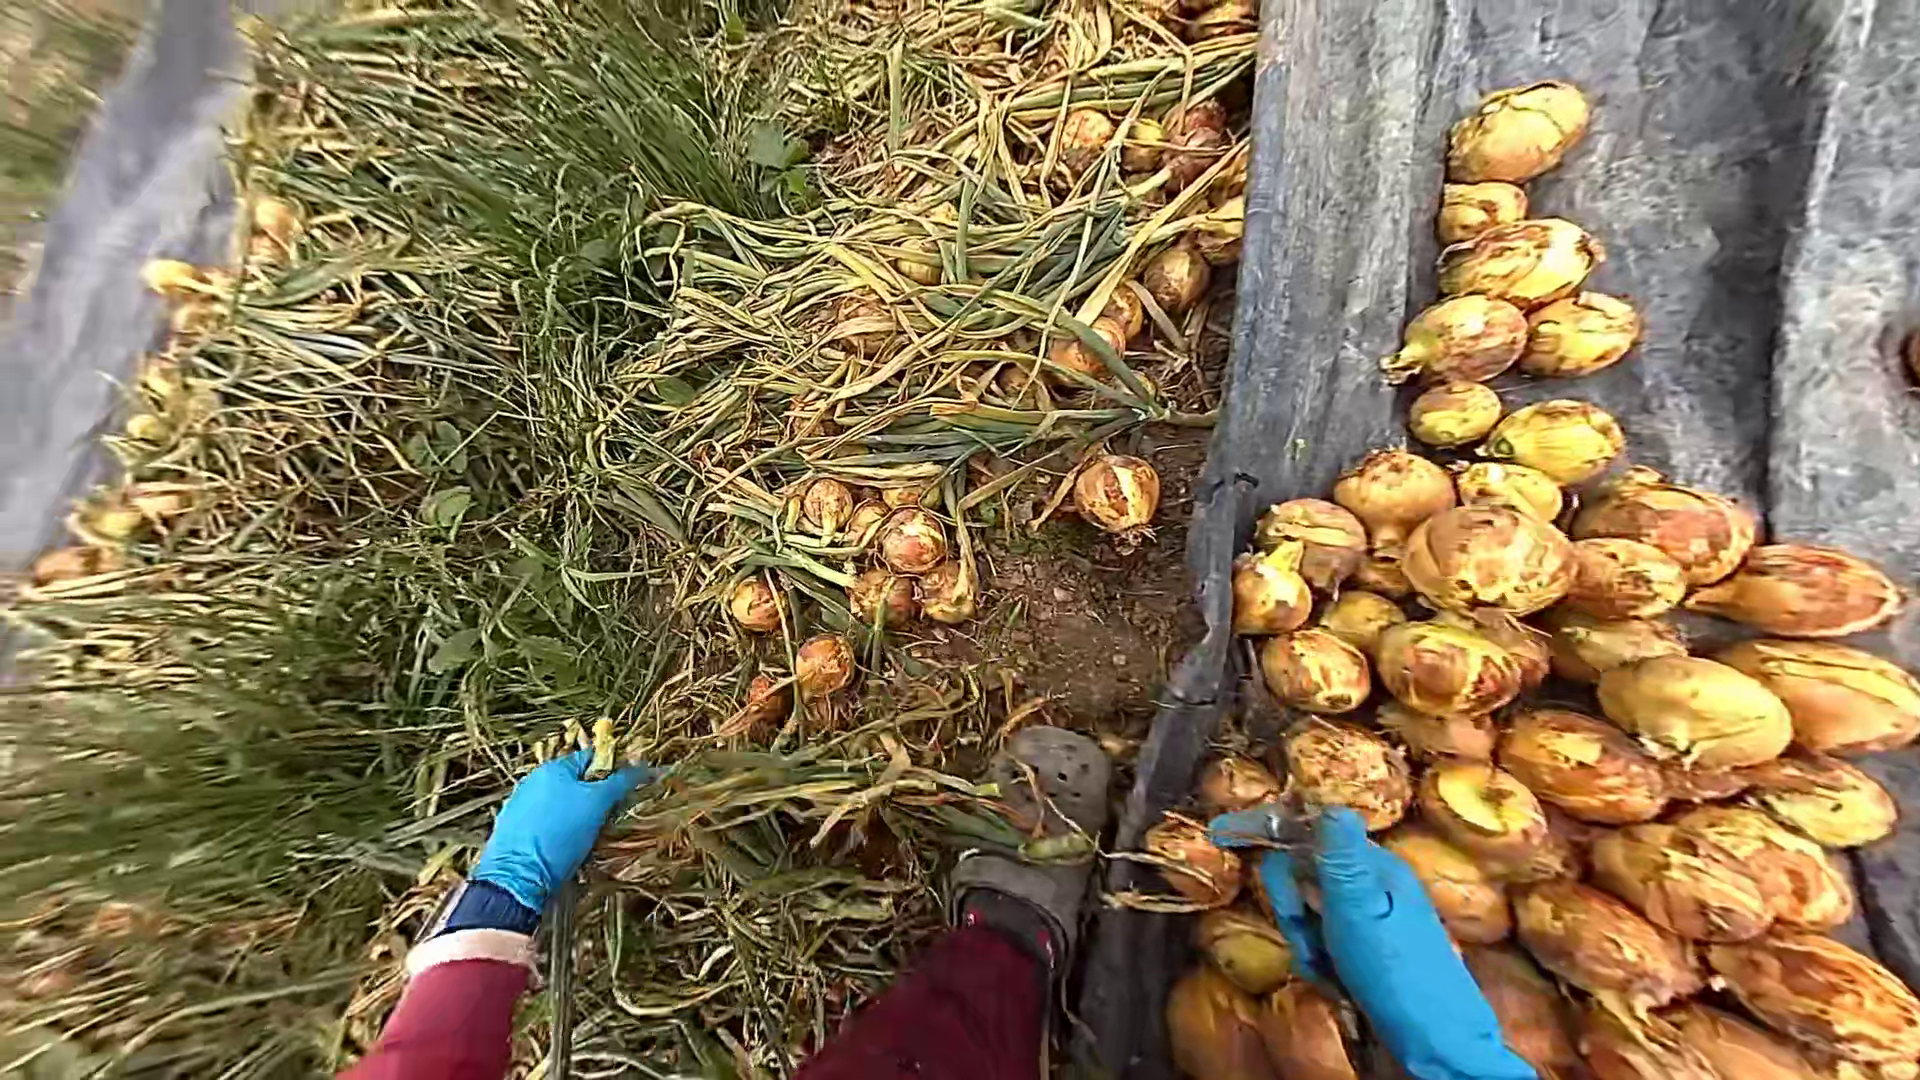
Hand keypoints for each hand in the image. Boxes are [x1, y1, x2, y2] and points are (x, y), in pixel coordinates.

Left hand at [470, 748, 658, 910]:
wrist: (515, 882)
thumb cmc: (560, 833)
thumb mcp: (599, 803)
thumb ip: (622, 780)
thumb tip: (645, 767)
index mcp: (552, 769)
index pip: (593, 757)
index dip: (614, 769)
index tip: (627, 787)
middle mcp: (532, 783)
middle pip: (578, 781)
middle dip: (597, 795)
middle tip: (612, 811)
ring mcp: (518, 808)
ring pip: (563, 803)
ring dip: (580, 814)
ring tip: (592, 832)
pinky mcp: (512, 833)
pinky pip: (547, 823)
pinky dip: (561, 829)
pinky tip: (568, 845)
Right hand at [1248, 809, 1534, 1079]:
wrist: (1443, 1059)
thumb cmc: (1398, 978)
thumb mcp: (1360, 911)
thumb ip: (1339, 855)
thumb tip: (1329, 801)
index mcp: (1371, 864)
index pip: (1304, 825)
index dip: (1262, 826)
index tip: (1218, 834)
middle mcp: (1368, 880)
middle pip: (1296, 866)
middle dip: (1288, 902)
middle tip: (1300, 934)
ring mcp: (1365, 914)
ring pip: (1302, 901)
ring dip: (1300, 934)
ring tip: (1321, 966)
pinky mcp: (1360, 944)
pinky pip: (1315, 931)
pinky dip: (1313, 952)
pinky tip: (1330, 977)